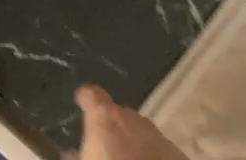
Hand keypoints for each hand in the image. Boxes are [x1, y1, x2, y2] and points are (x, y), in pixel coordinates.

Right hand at [72, 86, 187, 159]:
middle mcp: (131, 118)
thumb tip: (67, 152)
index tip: (80, 101)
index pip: (91, 94)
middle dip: (111, 126)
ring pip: (140, 132)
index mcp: (104, 117)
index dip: (85, 98)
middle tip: (104, 146)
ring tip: (125, 158)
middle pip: (118, 113)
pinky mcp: (178, 154)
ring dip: (132, 141)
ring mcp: (158, 136)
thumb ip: (74, 155)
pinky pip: (159, 149)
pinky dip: (151, 155)